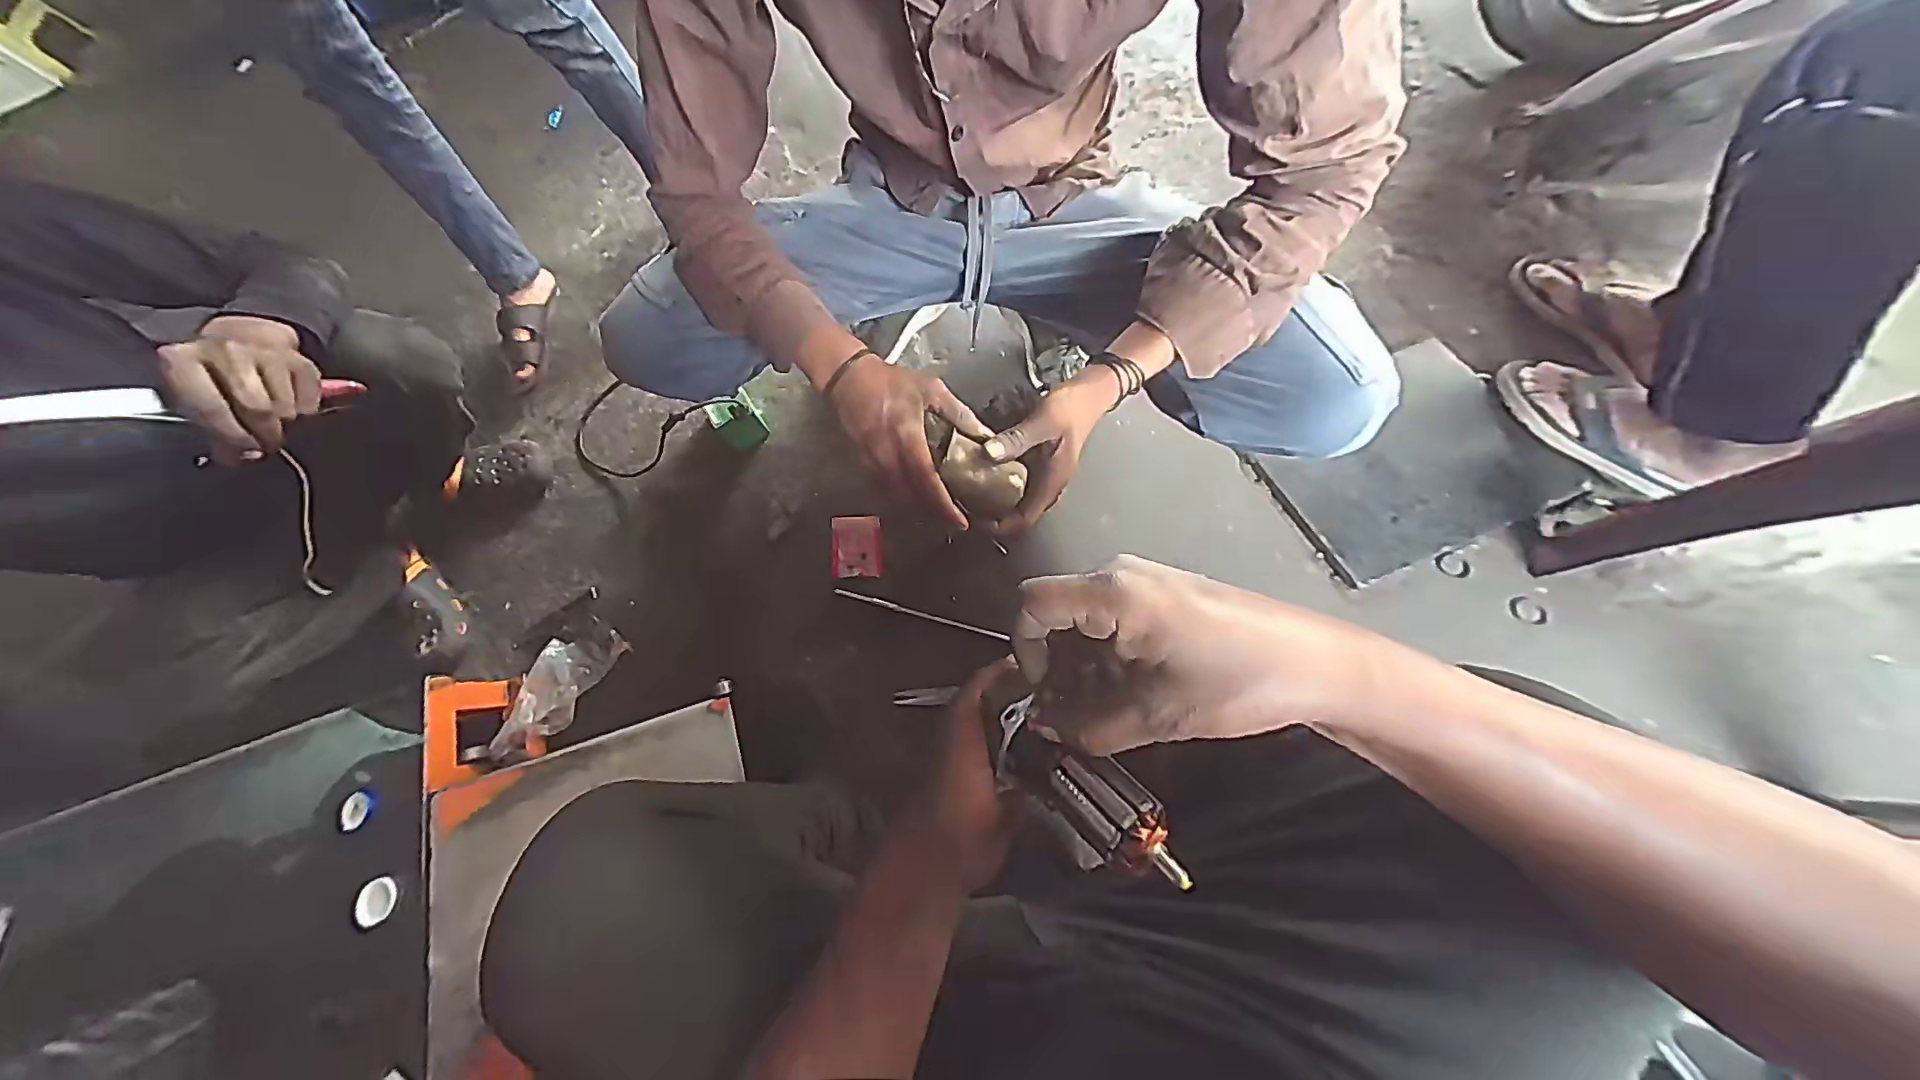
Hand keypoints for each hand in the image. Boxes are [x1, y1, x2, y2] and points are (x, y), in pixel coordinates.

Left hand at [157, 316, 319, 463]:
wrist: (242, 336)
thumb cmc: (212, 374)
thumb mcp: (194, 394)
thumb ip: (210, 425)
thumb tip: (235, 456)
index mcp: (184, 359)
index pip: (211, 406)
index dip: (230, 434)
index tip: (245, 451)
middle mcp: (226, 351)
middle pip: (257, 407)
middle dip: (265, 433)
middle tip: (268, 444)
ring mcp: (267, 353)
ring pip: (286, 406)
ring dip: (285, 422)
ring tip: (277, 423)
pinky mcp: (300, 360)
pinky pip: (310, 400)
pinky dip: (305, 410)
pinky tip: (292, 407)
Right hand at [827, 352, 992, 529]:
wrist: (849, 379)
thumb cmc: (892, 382)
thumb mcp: (932, 390)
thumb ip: (959, 415)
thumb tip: (986, 436)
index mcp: (907, 436)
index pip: (926, 480)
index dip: (943, 505)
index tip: (960, 520)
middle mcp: (888, 456)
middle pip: (913, 498)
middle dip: (936, 515)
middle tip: (957, 522)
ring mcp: (873, 463)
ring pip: (899, 499)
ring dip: (921, 511)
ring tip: (942, 515)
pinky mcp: (865, 466)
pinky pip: (888, 492)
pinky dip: (906, 500)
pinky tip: (920, 500)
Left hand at [898, 659, 1025, 890]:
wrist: (915, 874)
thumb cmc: (960, 847)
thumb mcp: (1004, 825)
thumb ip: (1020, 799)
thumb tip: (1035, 781)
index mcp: (963, 746)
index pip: (972, 696)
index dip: (992, 675)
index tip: (1017, 665)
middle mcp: (948, 745)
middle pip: (969, 705)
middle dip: (997, 693)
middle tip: (1033, 690)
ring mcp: (940, 759)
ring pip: (965, 724)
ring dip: (989, 714)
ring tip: (1027, 714)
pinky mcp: (937, 776)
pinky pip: (963, 743)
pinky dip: (982, 737)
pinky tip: (1007, 750)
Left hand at [980, 368, 1121, 535]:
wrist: (1090, 393)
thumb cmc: (1070, 409)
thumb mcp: (1042, 422)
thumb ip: (1016, 439)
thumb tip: (988, 454)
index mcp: (1051, 483)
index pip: (1024, 520)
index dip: (999, 526)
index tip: (975, 520)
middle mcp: (1049, 485)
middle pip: (1019, 514)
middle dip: (993, 515)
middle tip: (966, 505)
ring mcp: (1046, 474)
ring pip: (1018, 499)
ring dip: (995, 501)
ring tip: (970, 492)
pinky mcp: (1041, 463)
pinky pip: (1018, 482)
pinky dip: (1000, 482)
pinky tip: (984, 470)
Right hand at [1014, 555, 1432, 754]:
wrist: (1317, 662)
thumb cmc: (1236, 681)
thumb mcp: (1156, 715)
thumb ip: (1087, 725)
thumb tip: (1042, 727)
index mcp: (1112, 591)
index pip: (1031, 604)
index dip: (1025, 650)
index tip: (1045, 691)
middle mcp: (1120, 572)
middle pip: (1056, 612)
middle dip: (1057, 664)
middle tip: (1075, 710)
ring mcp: (1144, 578)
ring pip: (1083, 617)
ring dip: (1084, 663)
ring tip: (1111, 705)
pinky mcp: (1163, 591)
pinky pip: (1112, 615)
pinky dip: (1108, 652)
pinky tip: (1136, 685)